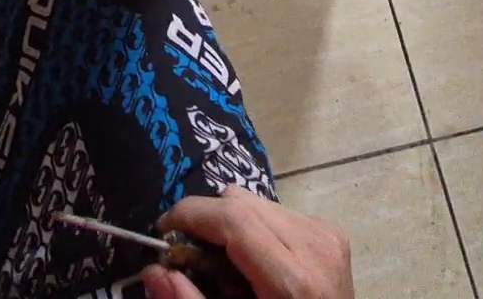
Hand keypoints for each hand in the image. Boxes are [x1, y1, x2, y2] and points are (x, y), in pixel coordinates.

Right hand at [140, 186, 352, 298]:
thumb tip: (152, 272)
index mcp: (296, 281)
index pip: (232, 217)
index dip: (190, 215)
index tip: (162, 233)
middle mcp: (316, 245)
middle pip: (238, 202)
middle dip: (205, 222)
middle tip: (191, 258)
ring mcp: (326, 235)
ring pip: (252, 201)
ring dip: (228, 225)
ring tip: (229, 267)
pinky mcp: (330, 233)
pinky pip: (271, 210)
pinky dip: (252, 228)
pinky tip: (257, 264)